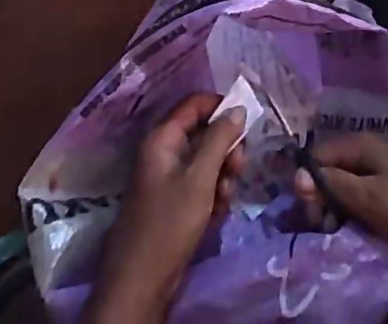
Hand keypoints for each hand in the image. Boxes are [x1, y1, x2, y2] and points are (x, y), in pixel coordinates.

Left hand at [87, 94, 246, 322]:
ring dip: (222, 174)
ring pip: (206, 159)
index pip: (196, 103)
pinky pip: (200, 183)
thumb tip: (238, 107)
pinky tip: (216, 212)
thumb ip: (220, 138)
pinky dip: (212, 193)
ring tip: (224, 197)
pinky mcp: (172, 200)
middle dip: (226, 148)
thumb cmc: (170, 223)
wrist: (140, 284)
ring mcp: (166, 177)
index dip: (222, 107)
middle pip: (204, 132)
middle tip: (237, 167)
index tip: (247, 122)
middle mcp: (163, 152)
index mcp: (162, 138)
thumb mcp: (201, 177)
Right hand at [291, 133, 387, 245]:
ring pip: (341, 183)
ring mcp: (375, 165)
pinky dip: (350, 208)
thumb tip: (296, 175)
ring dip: (334, 206)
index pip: (316, 157)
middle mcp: (363, 149)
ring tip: (337, 229)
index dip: (306, 184)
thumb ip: (333, 184)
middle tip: (324, 226)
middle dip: (319, 197)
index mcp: (358, 145)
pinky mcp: (384, 183)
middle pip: (327, 169)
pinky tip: (353, 225)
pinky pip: (356, 192)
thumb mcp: (367, 197)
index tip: (310, 213)